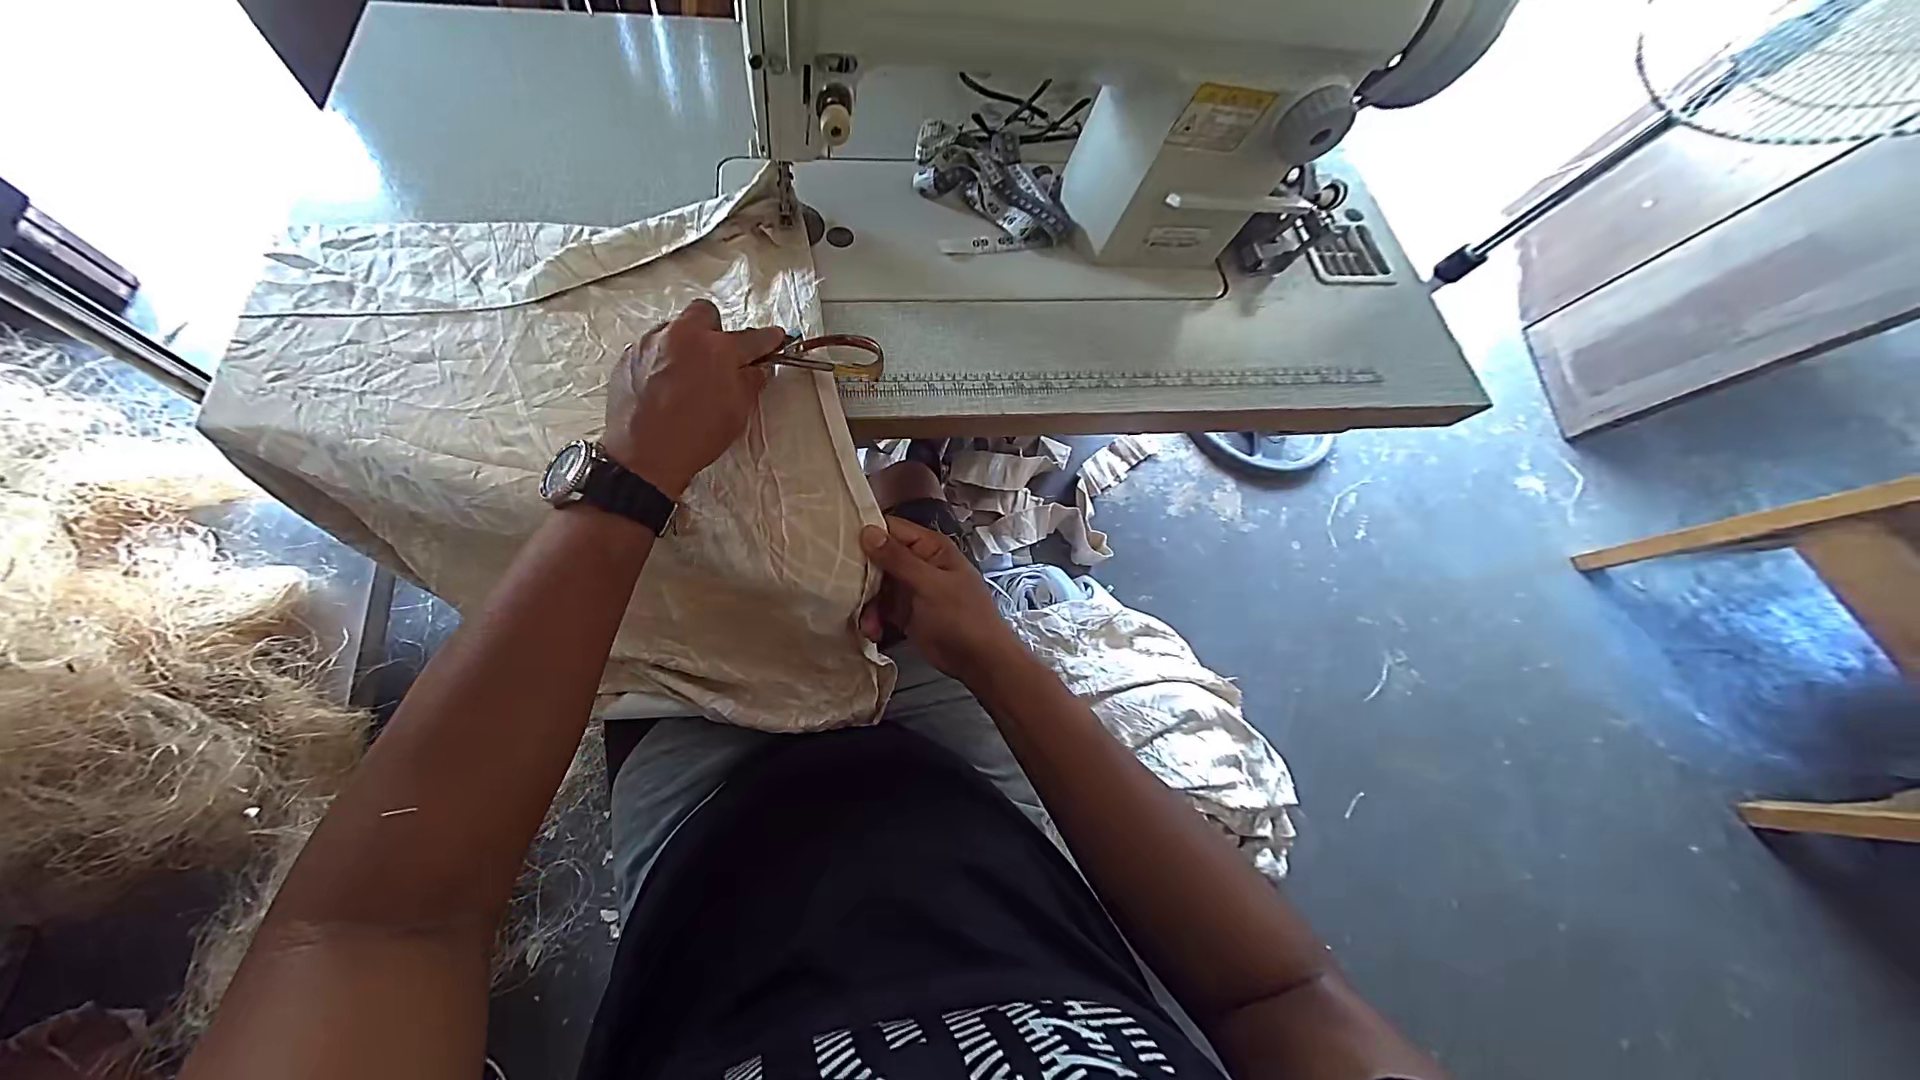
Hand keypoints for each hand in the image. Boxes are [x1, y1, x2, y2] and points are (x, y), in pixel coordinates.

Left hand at [602, 299, 785, 497]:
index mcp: (717, 349)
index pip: (752, 338)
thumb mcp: (737, 411)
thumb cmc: (696, 435)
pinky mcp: (628, 356)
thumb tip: (757, 369)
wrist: (645, 455)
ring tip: (688, 376)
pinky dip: (663, 360)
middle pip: (705, 313)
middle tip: (720, 356)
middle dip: (716, 330)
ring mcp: (651, 343)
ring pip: (675, 329)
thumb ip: (751, 382)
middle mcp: (683, 336)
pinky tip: (665, 386)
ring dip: (687, 344)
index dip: (767, 339)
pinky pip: (652, 348)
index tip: (774, 338)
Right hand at [859, 516, 1026, 681]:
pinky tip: (874, 631)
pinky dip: (874, 618)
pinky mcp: (905, 612)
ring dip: (867, 603)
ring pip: (876, 586)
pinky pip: (881, 608)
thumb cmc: (962, 617)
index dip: (866, 534)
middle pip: (879, 558)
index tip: (838, 544)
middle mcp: (918, 564)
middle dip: (862, 575)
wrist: (980, 661)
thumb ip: (898, 559)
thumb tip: (867, 531)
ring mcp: (911, 589)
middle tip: (844, 589)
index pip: (891, 529)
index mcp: (930, 548)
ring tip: (868, 622)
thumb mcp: (930, 585)